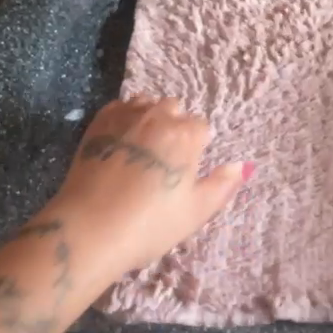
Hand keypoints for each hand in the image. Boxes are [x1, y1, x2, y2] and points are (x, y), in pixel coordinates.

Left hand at [46, 96, 250, 278]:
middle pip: (175, 110)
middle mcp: (159, 115)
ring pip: (148, 103)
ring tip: (142, 150)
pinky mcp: (100, 121)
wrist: (90, 229)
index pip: (201, 128)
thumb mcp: (195, 212)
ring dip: (151, 118)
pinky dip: (125, 118)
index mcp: (186, 134)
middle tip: (163, 163)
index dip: (196, 148)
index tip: (184, 171)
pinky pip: (121, 107)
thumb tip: (242, 165)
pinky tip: (120, 143)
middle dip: (175, 128)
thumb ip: (222, 185)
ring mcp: (127, 115)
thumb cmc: (149, 225)